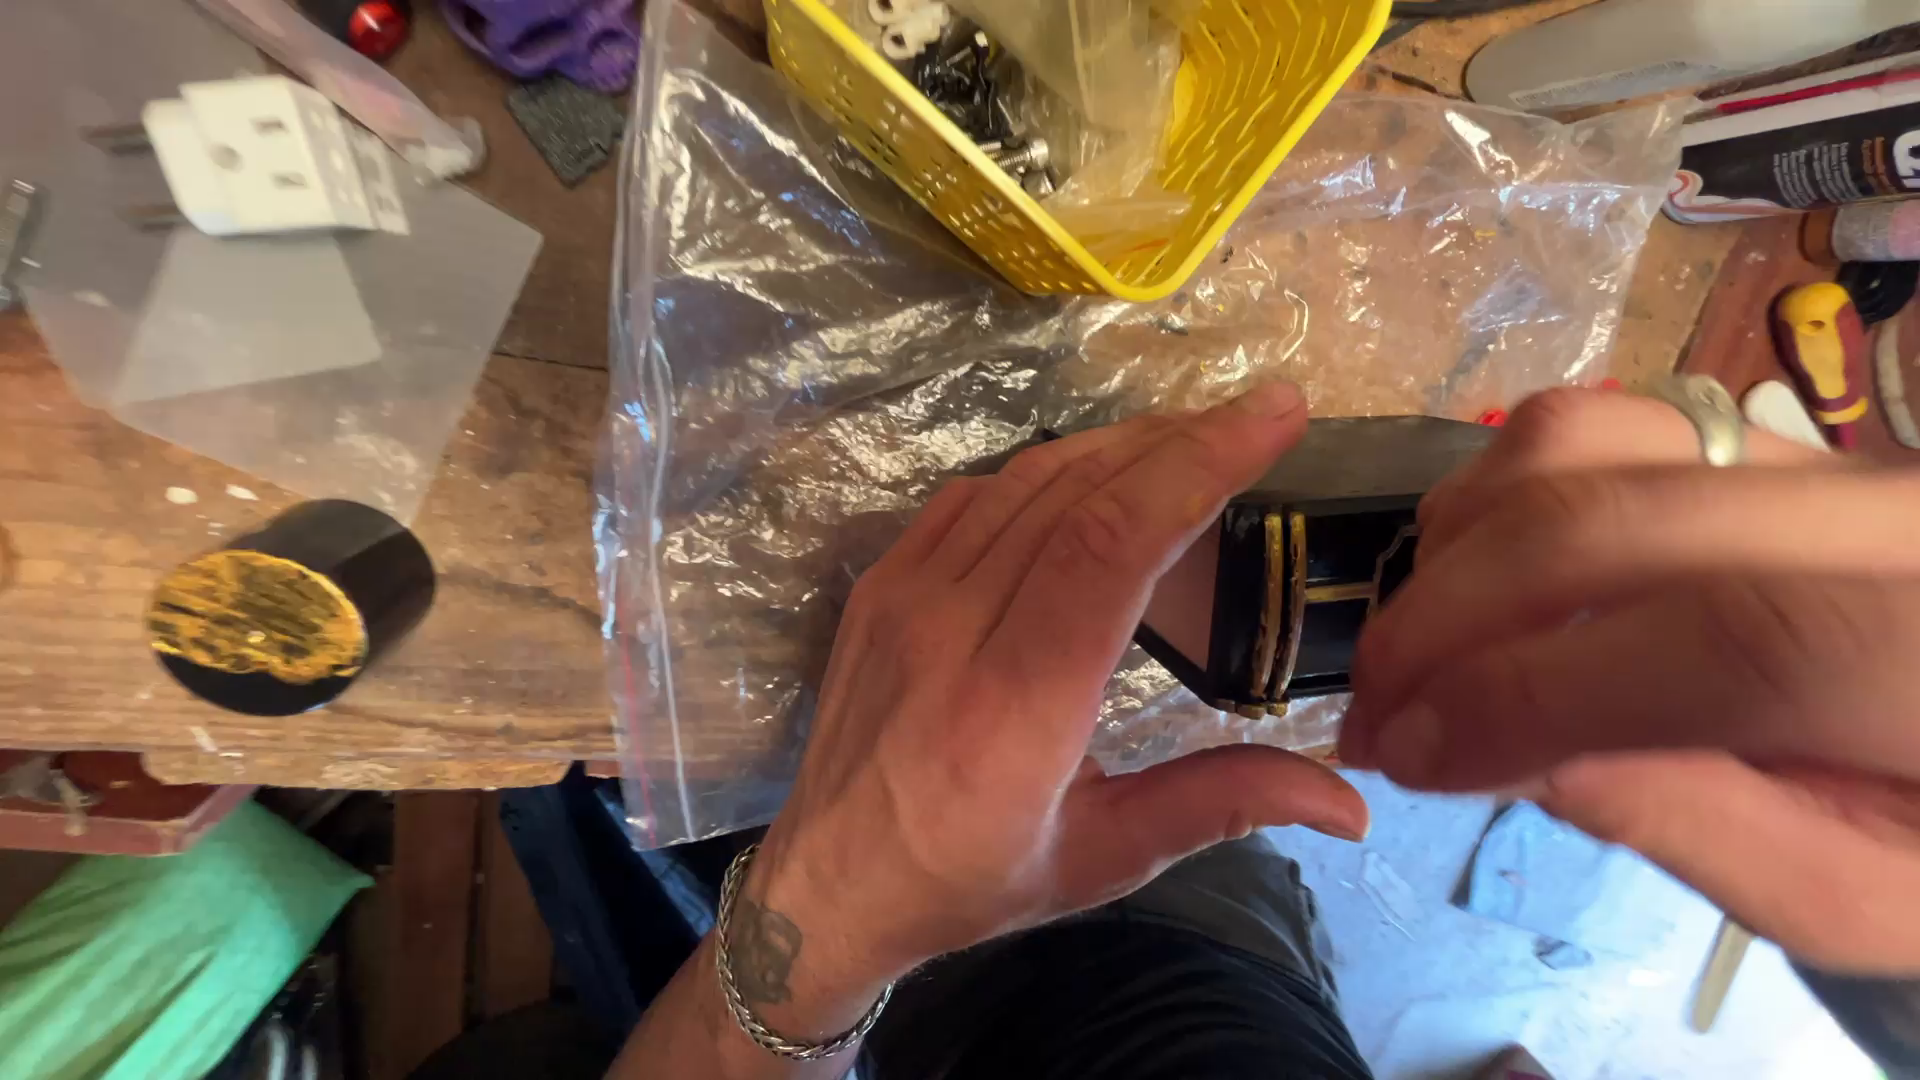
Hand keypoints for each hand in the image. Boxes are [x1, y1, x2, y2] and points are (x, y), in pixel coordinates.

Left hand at [742, 382, 1369, 1021]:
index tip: (1271, 418)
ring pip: (1021, 481)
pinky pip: (970, 498)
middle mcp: (951, 628)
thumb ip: (1218, 804)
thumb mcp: (1099, 857)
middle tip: (1251, 413)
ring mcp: (903, 594)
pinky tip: (1085, 476)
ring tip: (1185, 436)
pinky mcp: (879, 584)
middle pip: (1072, 495)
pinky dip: (1042, 471)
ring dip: (1112, 446)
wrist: (830, 879)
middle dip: (1174, 440)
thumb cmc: (969, 879)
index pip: (1112, 546)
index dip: (1196, 467)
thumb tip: (1351, 802)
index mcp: (1016, 705)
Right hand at [1341, 387, 1919, 974]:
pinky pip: (1559, 426)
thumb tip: (1469, 749)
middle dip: (1442, 620)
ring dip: (1446, 551)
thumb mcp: (1848, 895)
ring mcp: (1802, 450)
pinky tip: (1467, 577)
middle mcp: (1892, 518)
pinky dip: (1475, 503)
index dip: (1531, 697)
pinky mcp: (1721, 432)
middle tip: (1373, 705)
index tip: (1407, 755)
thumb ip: (1680, 823)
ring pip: (1564, 443)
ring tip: (1419, 639)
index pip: (1737, 645)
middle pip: (1607, 523)